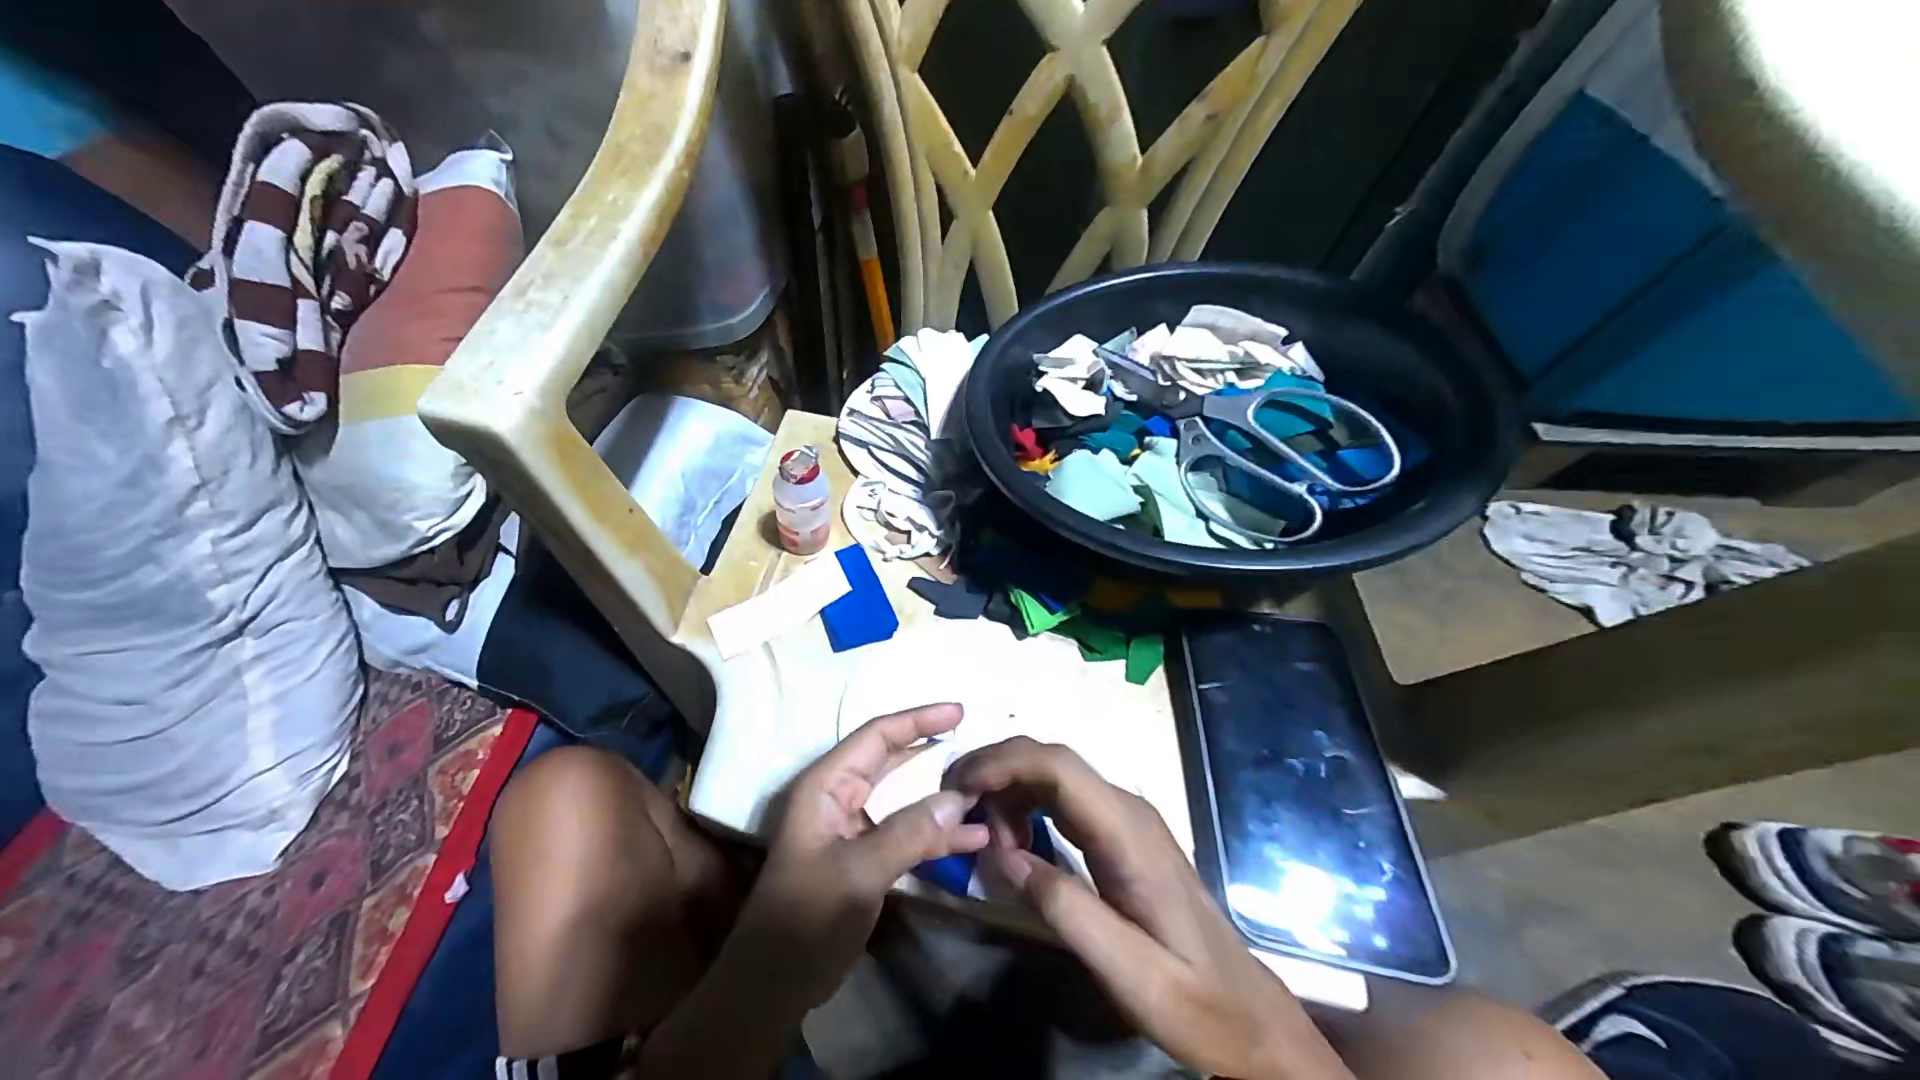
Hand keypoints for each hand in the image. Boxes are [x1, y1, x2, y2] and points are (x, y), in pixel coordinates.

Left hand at [742, 704, 991, 1008]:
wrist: (774, 986)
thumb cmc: (803, 920)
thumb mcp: (856, 874)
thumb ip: (908, 833)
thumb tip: (960, 800)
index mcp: (826, 787)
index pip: (876, 736)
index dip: (917, 719)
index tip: (960, 712)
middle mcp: (839, 798)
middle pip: (891, 759)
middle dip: (932, 749)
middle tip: (975, 743)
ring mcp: (853, 829)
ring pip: (904, 797)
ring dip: (941, 795)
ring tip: (983, 791)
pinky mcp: (866, 857)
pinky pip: (908, 832)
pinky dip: (938, 834)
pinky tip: (974, 838)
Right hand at [944, 737, 1355, 1079]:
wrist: (1247, 1013)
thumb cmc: (1193, 998)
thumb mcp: (1129, 971)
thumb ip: (1066, 910)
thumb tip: (1001, 856)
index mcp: (1129, 832)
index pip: (1058, 766)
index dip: (1003, 763)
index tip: (959, 786)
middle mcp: (1127, 809)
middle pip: (1051, 760)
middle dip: (997, 770)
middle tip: (954, 807)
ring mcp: (1125, 818)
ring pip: (1054, 776)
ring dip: (1009, 792)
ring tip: (983, 841)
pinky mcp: (1120, 834)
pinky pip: (1063, 801)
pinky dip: (1027, 808)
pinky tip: (1013, 845)